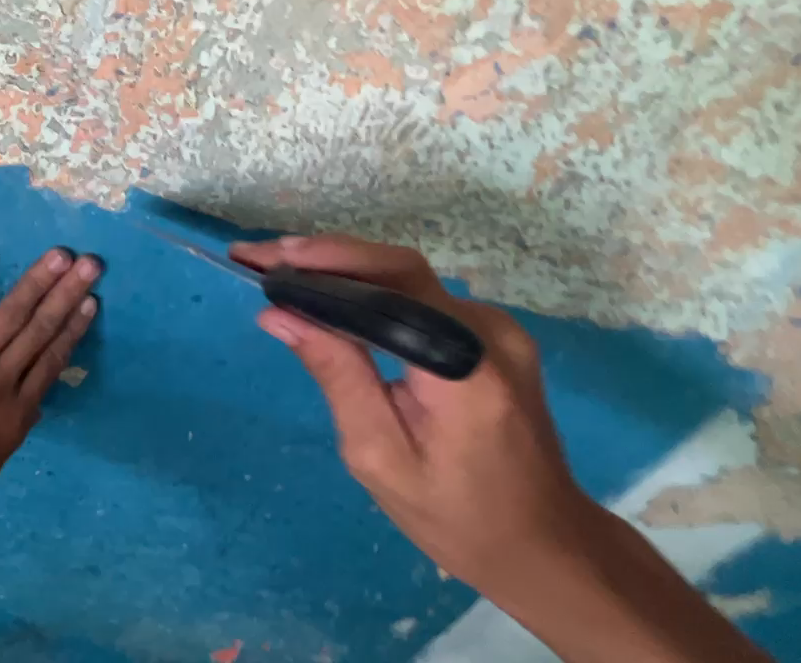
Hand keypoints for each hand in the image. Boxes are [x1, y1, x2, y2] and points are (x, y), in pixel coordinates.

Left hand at [0, 247, 99, 523]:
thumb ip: (12, 429)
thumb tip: (34, 404)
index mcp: (16, 413)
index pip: (52, 361)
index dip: (73, 329)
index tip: (91, 302)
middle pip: (40, 330)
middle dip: (67, 294)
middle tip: (91, 264)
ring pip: (10, 315)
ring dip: (37, 281)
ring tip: (60, 256)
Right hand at [231, 233, 594, 592]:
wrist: (547, 545)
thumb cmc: (457, 515)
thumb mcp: (378, 455)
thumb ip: (336, 375)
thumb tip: (278, 313)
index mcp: (463, 367)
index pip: (385, 288)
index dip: (318, 266)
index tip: (256, 262)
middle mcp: (489, 332)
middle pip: (394, 267)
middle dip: (318, 256)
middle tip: (254, 257)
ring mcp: (496, 328)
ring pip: (403, 274)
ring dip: (337, 267)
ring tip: (276, 269)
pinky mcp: (491, 333)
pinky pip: (416, 293)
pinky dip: (364, 285)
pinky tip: (324, 292)